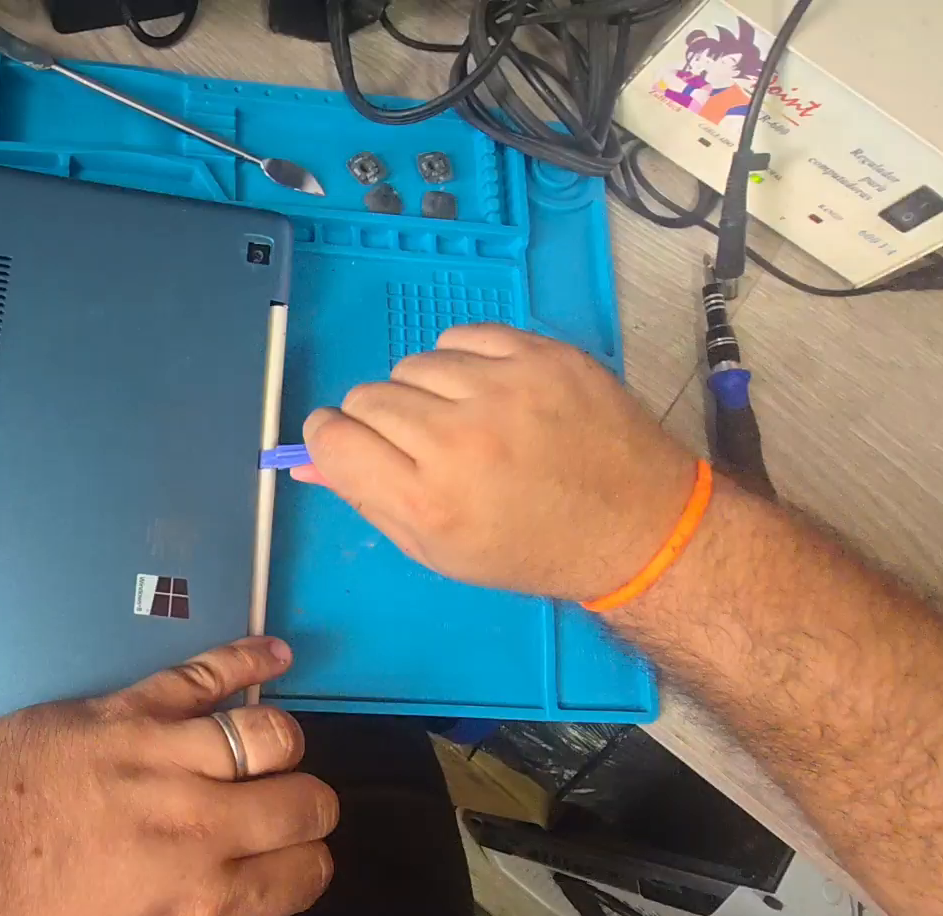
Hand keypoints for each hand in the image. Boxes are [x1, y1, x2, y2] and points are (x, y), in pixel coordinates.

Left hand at [0, 637, 336, 915]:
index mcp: (204, 899)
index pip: (305, 874)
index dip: (306, 872)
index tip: (284, 869)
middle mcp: (201, 822)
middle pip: (305, 801)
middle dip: (307, 811)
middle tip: (277, 815)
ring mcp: (163, 755)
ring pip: (270, 734)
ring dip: (282, 748)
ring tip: (263, 755)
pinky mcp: (126, 710)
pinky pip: (203, 673)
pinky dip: (248, 658)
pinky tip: (273, 653)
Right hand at [297, 324, 697, 601]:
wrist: (635, 527)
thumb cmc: (522, 550)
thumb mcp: (432, 547)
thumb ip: (364, 498)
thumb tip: (306, 462)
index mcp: (426, 499)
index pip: (331, 438)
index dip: (329, 440)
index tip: (349, 447)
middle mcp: (458, 439)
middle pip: (364, 398)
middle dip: (374, 422)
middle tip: (415, 445)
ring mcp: (504, 389)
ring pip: (409, 366)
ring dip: (419, 392)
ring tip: (457, 418)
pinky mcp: (542, 355)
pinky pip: (459, 337)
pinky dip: (458, 362)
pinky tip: (484, 390)